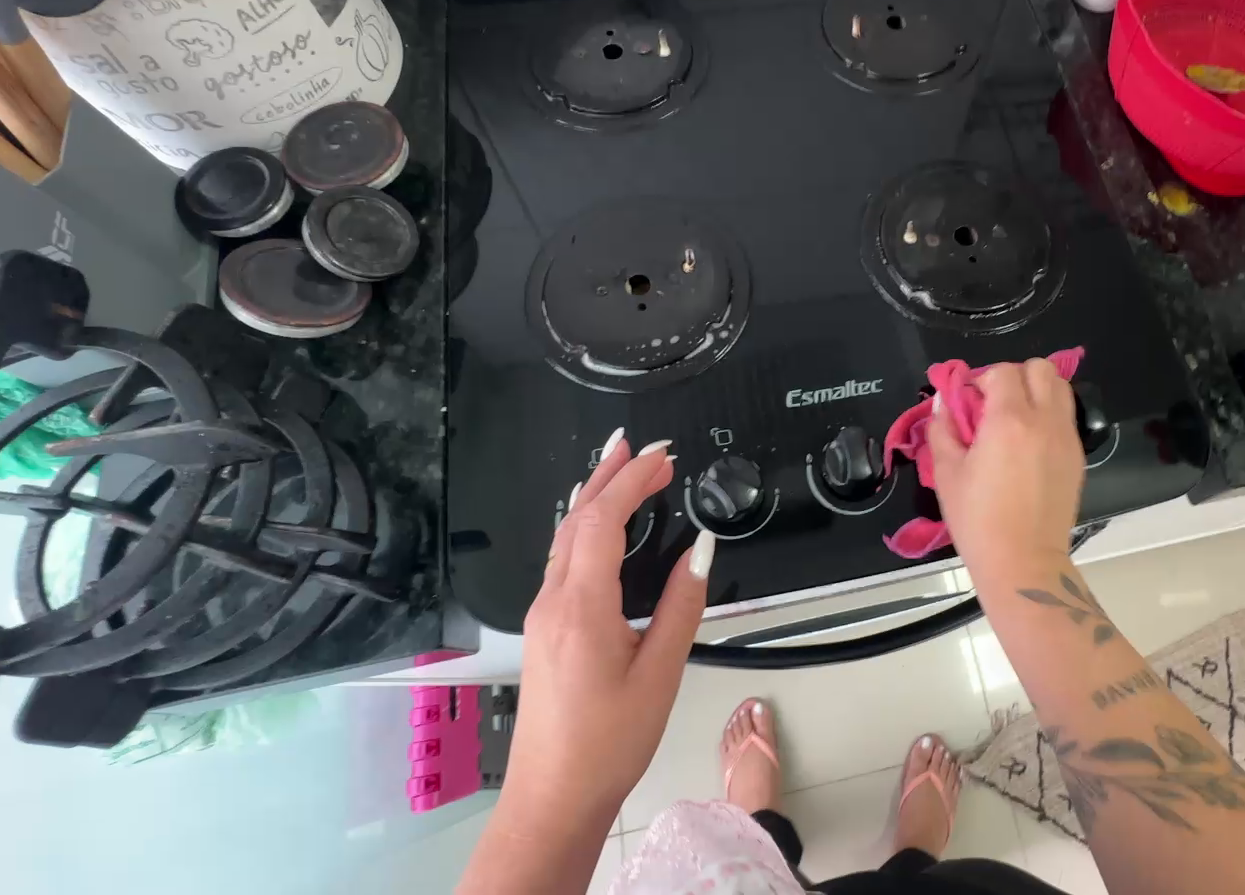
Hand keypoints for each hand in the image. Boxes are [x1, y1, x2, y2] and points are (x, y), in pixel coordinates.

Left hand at [508, 433, 715, 824]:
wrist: (552, 797)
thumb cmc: (608, 741)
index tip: (663, 454)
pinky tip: (600, 526)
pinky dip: (585, 525)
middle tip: (643, 447)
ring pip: (564, 535)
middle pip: (575, 517)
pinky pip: (562, 557)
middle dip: (610, 474)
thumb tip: (701, 551)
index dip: (632, 479)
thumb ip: (682, 604)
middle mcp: (553, 600)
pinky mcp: (544, 628)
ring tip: (623, 468)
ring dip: (594, 496)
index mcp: (582, 605)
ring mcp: (543, 613)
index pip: (603, 520)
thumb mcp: (660, 672)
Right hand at [926, 359, 1084, 583]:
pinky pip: (1065, 417)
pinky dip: (1048, 416)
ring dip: (1036, 391)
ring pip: (1061, 388)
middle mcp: (1044, 421)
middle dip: (1014, 377)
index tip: (968, 403)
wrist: (1023, 560)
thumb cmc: (978, 519)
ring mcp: (1066, 438)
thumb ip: (942, 429)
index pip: (1002, 372)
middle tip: (993, 404)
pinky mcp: (1077, 456)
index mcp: (1009, 420)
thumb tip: (944, 403)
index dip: (980, 380)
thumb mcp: (946, 472)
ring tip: (1014, 418)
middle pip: (1040, 368)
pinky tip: (1028, 444)